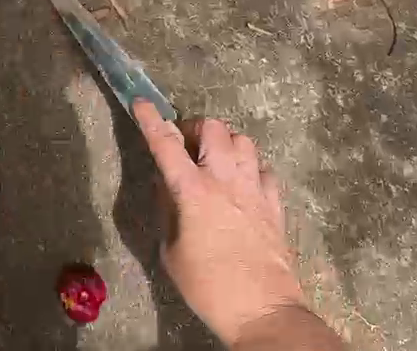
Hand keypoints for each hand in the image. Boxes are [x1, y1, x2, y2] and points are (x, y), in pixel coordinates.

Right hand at [134, 101, 338, 349]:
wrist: (263, 312)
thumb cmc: (208, 287)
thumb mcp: (171, 253)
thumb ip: (167, 210)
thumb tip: (166, 185)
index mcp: (192, 190)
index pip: (166, 143)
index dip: (150, 119)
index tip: (141, 103)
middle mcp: (224, 180)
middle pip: (213, 127)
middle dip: (197, 128)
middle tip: (189, 148)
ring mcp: (254, 189)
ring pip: (243, 141)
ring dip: (227, 144)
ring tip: (218, 162)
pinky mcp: (275, 205)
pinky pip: (265, 169)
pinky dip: (252, 169)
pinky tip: (245, 185)